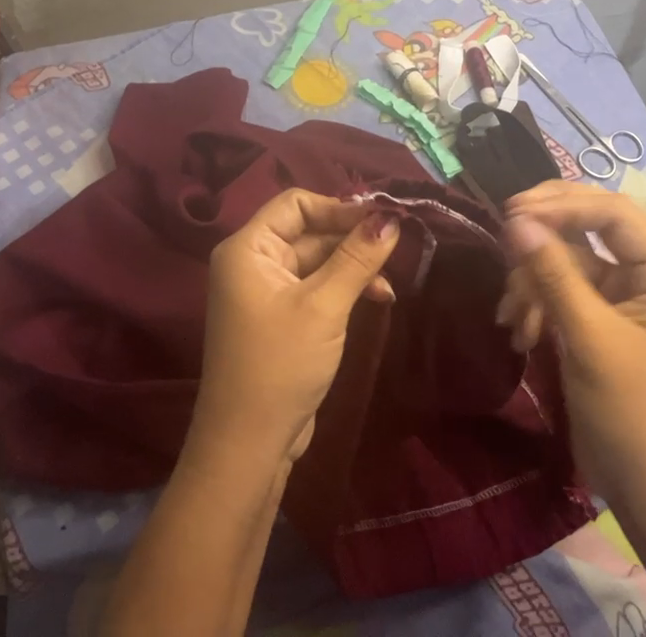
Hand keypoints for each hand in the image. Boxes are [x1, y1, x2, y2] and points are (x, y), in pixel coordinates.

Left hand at [196, 189, 400, 463]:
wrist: (250, 441)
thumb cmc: (281, 363)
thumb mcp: (324, 306)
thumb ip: (356, 257)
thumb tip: (391, 217)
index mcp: (248, 248)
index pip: (295, 204)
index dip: (339, 207)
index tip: (384, 220)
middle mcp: (252, 262)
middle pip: (308, 231)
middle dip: (351, 239)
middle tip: (398, 250)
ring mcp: (265, 291)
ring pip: (316, 260)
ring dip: (353, 266)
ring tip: (389, 284)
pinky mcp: (281, 317)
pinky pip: (315, 287)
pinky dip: (344, 288)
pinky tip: (377, 298)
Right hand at [496, 181, 645, 508]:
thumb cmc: (637, 418)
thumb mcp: (590, 341)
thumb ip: (552, 274)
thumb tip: (513, 221)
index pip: (613, 212)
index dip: (559, 204)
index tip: (507, 215)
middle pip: (591, 232)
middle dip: (543, 243)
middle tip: (501, 247)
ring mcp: (633, 305)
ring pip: (573, 266)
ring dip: (536, 285)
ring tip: (512, 322)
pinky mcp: (612, 329)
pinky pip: (570, 298)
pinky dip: (542, 309)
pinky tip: (521, 336)